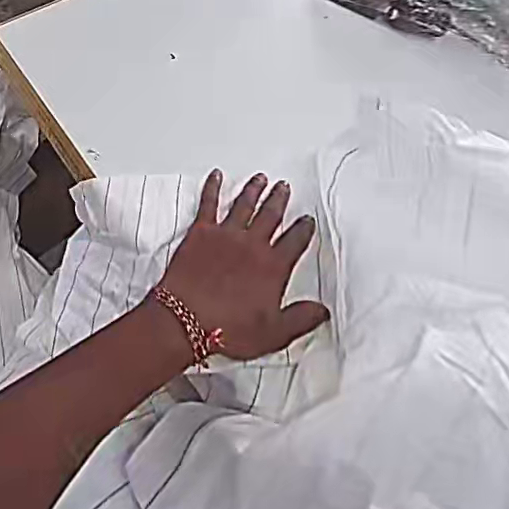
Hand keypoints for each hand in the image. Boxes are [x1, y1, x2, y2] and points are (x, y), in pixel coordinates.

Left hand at [153, 171, 327, 361]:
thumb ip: (300, 318)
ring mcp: (226, 234)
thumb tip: (322, 310)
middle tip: (284, 186)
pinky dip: (213, 187)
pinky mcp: (201, 232)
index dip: (302, 230)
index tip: (307, 220)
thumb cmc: (228, 329)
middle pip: (270, 216)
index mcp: (272, 266)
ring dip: (253, 190)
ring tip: (260, 178)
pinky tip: (216, 176)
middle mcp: (252, 244)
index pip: (294, 242)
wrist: (186, 319)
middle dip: (279, 200)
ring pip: (244, 205)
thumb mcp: (273, 332)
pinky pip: (209, 202)